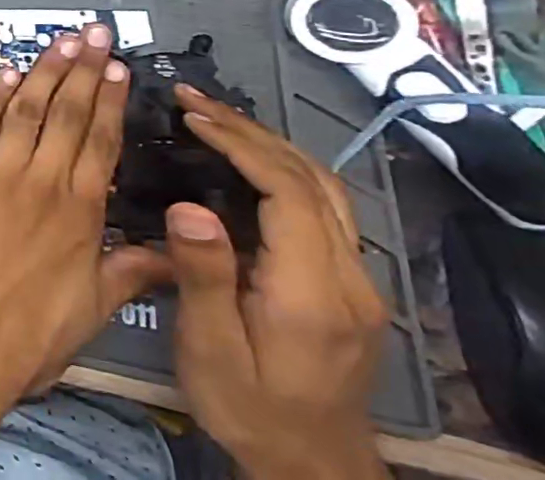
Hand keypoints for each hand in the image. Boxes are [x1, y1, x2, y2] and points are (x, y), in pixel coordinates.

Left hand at [0, 23, 168, 453]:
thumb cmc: (25, 333)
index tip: (117, 69)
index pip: (101, 140)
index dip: (109, 100)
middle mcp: (41, 181)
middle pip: (66, 112)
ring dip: (43, 71)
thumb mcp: (92, 309)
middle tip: (92, 34)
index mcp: (80, 210)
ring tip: (58, 42)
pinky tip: (3, 74)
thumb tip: (169, 255)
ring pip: (25, 108)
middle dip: (82, 69)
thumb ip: (129, 272)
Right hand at [166, 85, 388, 479]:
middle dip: (250, 131)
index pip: (289, 193)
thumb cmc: (248, 405)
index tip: (192, 117)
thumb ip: (204, 276)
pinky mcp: (347, 282)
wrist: (310, 463)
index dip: (241, 145)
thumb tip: (188, 207)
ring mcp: (356, 278)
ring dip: (269, 142)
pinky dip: (282, 167)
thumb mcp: (210, 348)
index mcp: (313, 291)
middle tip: (192, 100)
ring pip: (324, 188)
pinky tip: (247, 157)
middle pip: (311, 180)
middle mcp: (348, 276)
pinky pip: (321, 206)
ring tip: (214, 115)